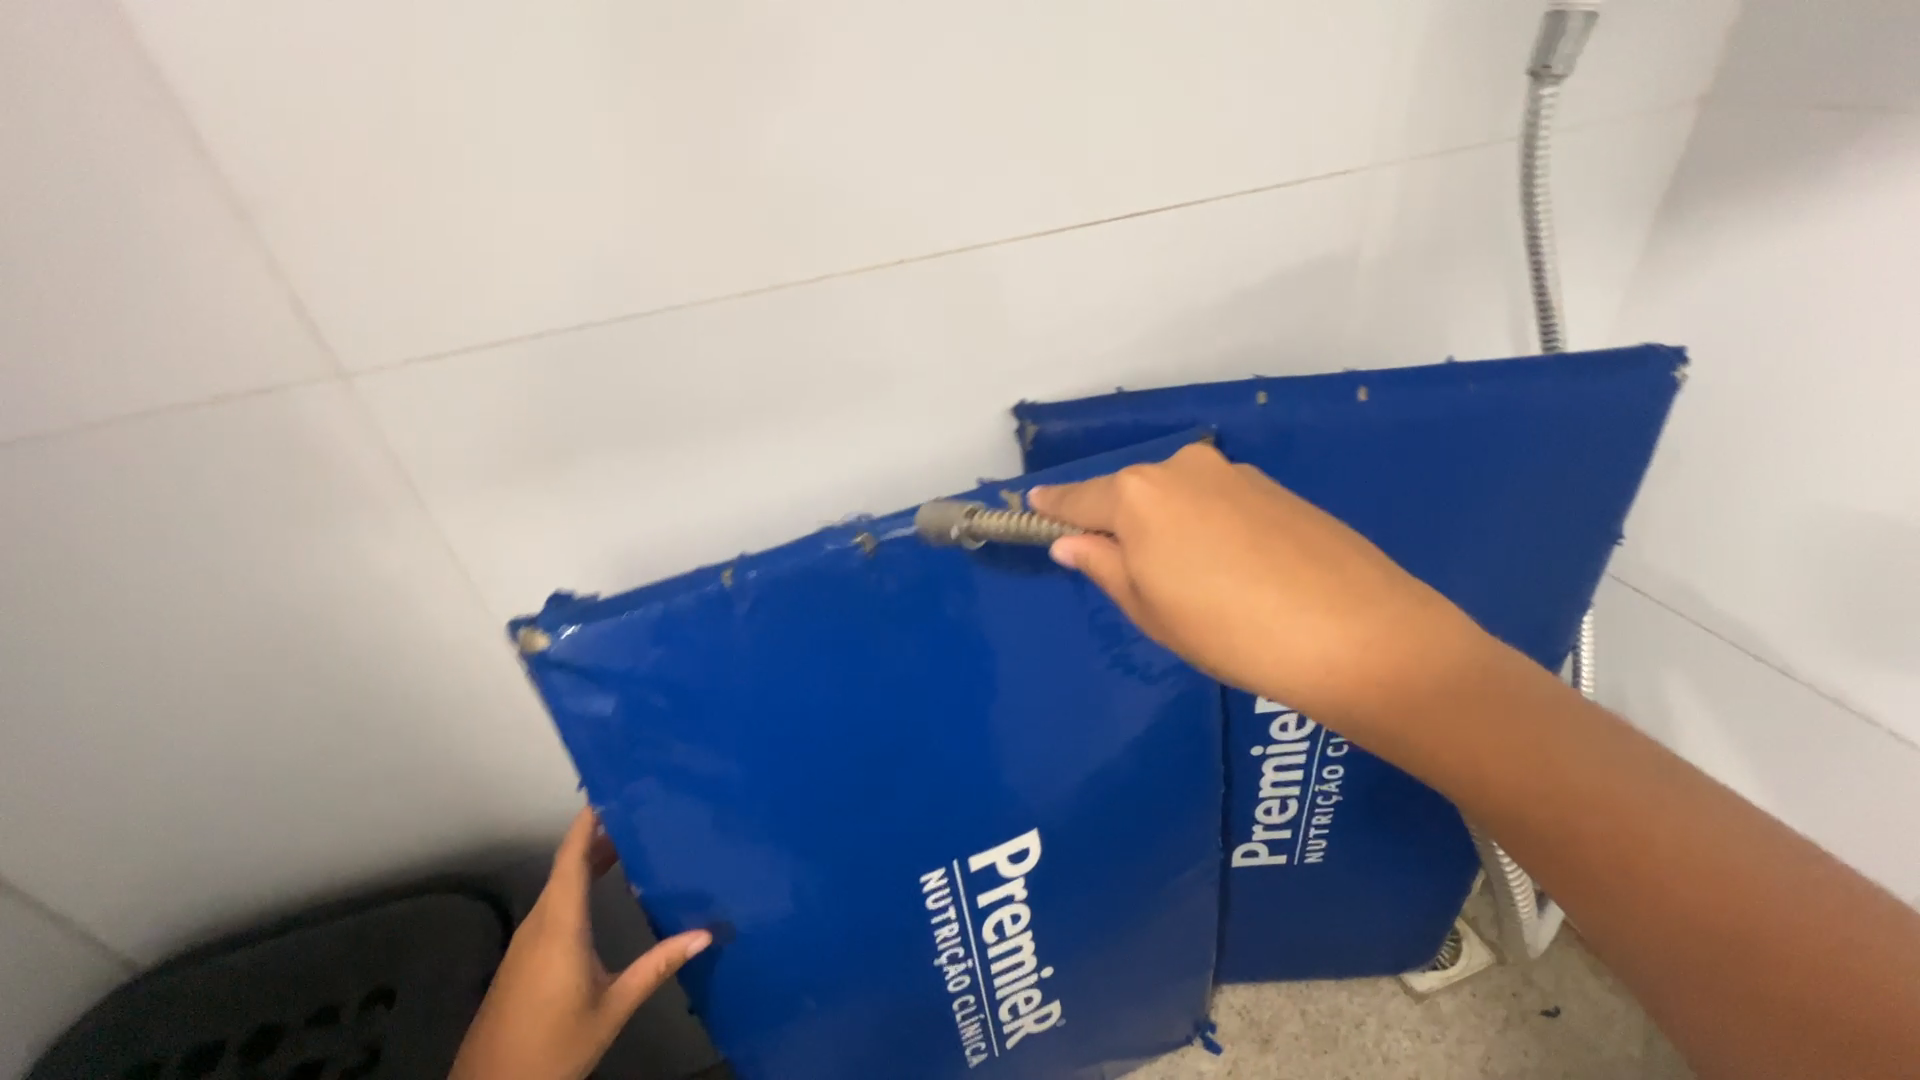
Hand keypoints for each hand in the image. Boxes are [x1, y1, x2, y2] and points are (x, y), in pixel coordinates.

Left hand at [450, 808, 712, 1079]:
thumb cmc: (554, 1045)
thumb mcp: (613, 1006)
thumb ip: (658, 965)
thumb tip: (707, 933)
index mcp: (560, 925)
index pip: (572, 858)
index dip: (588, 822)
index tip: (611, 790)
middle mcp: (540, 923)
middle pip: (567, 866)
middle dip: (599, 836)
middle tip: (640, 813)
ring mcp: (528, 941)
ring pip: (560, 887)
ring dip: (589, 862)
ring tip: (630, 844)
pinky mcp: (525, 958)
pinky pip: (555, 907)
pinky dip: (579, 887)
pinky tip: (604, 894)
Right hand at [1029, 443, 1490, 731]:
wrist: (1356, 632)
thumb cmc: (1228, 631)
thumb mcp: (1150, 610)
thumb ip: (1103, 567)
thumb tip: (1071, 543)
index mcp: (1139, 496)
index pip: (1079, 499)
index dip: (1053, 508)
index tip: (1032, 507)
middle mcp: (1183, 469)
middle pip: (1131, 494)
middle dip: (1119, 524)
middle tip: (1126, 573)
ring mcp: (1234, 474)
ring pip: (1178, 497)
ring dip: (1168, 526)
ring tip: (1190, 582)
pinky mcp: (1276, 489)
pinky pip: (1218, 503)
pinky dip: (1208, 527)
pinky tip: (1233, 570)